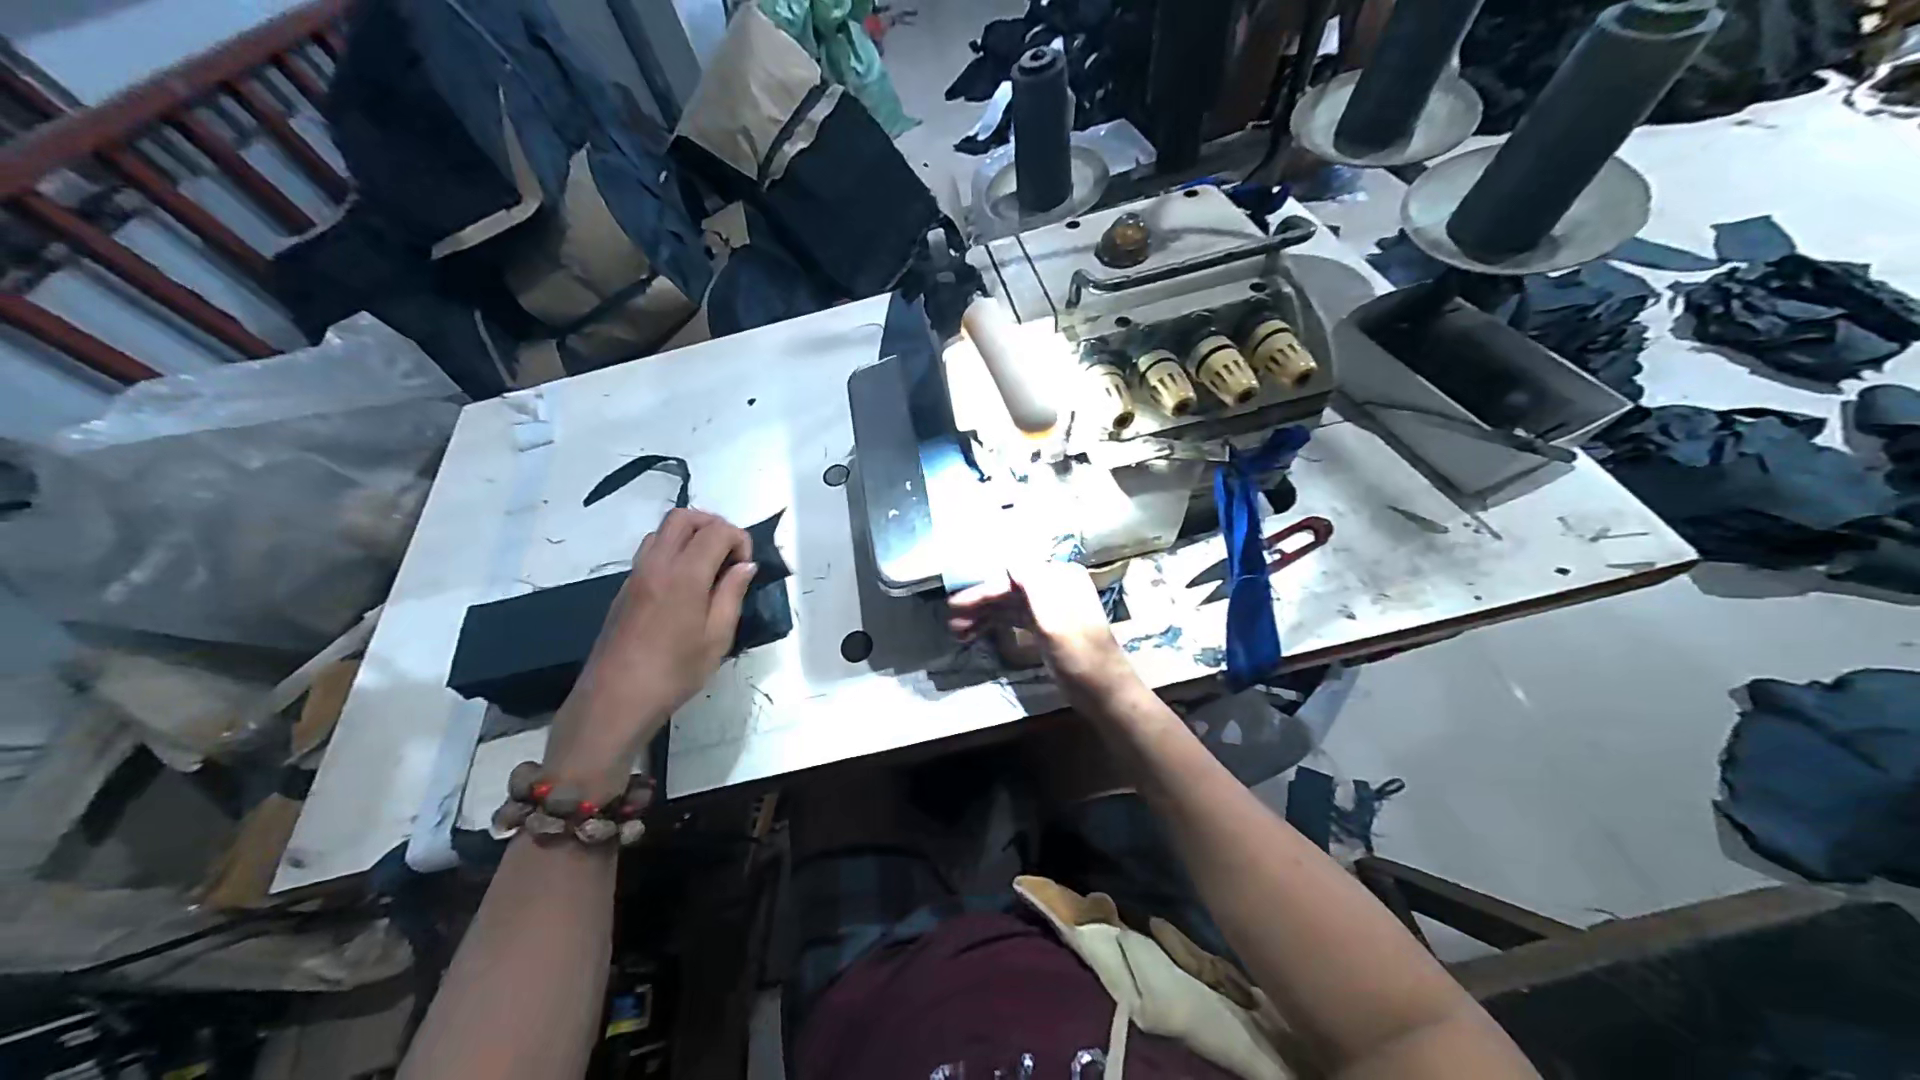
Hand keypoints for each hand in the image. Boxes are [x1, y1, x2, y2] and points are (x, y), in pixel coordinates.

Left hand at [544, 509, 755, 796]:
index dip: (739, 539)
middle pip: (684, 517)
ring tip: (709, 566)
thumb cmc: (674, 673)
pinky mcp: (624, 589)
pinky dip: (673, 551)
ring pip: (663, 531)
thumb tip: (744, 567)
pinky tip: (686, 584)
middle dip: (713, 525)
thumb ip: (732, 594)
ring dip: (690, 535)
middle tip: (729, 554)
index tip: (746, 566)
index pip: (716, 531)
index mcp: (684, 575)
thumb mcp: (717, 638)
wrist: (615, 699)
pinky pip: (650, 551)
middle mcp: (657, 564)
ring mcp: (635, 574)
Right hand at [946, 562, 1133, 697]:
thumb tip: (1010, 558)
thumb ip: (1033, 587)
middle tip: (951, 621)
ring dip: (983, 616)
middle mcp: (1054, 586)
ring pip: (1008, 605)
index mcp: (1060, 578)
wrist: (1103, 692)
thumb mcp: (1056, 622)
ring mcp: (1049, 607)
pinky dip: (994, 624)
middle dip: (979, 604)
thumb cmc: (1081, 656)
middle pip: (1008, 589)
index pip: (1012, 576)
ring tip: (957, 633)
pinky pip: (1014, 618)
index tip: (955, 604)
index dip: (983, 589)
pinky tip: (974, 634)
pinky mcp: (1045, 627)